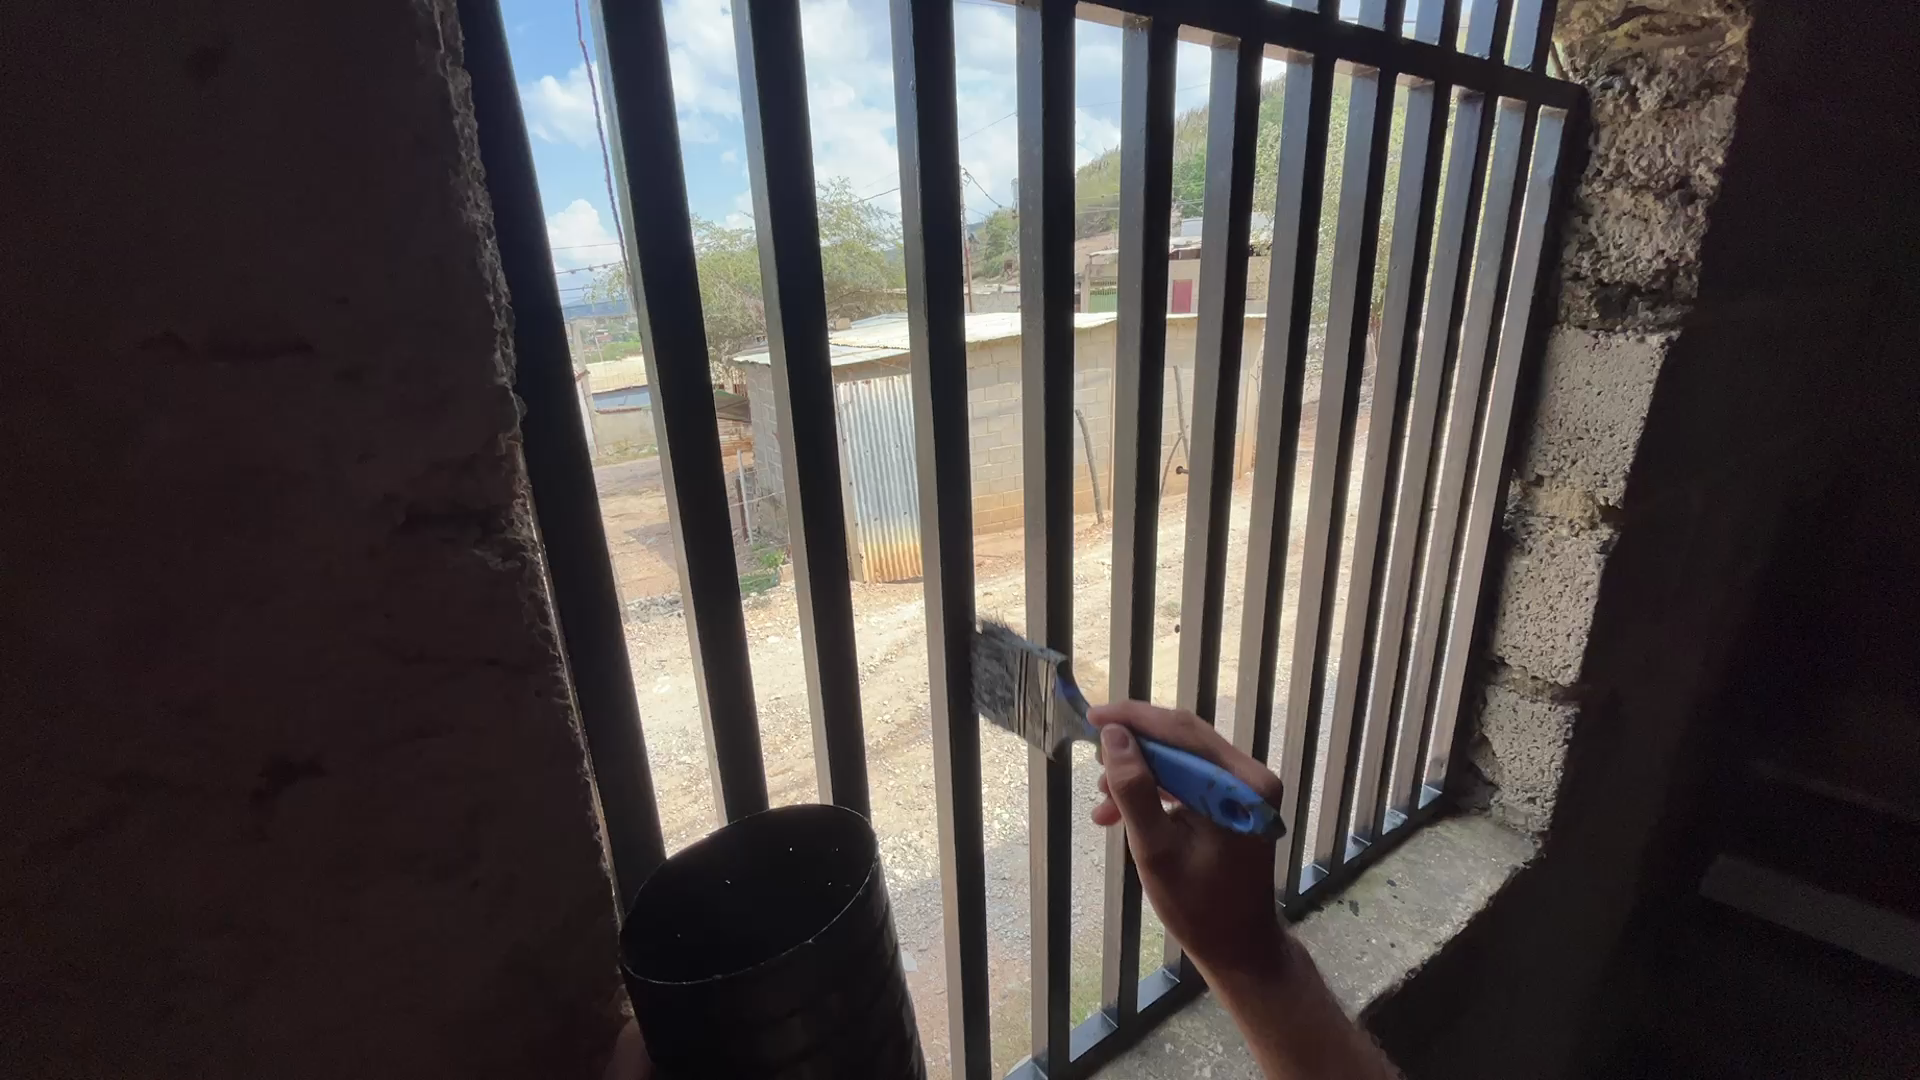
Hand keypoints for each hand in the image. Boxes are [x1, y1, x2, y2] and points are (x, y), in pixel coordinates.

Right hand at [1089, 701, 1288, 983]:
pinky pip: (1185, 775)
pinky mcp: (1231, 798)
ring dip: (1138, 771)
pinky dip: (1152, 787)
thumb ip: (1134, 789)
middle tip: (1094, 761)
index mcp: (1243, 784)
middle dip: (1133, 746)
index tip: (1092, 717)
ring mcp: (1243, 786)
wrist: (1238, 948)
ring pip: (1179, 756)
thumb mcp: (1155, 849)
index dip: (1134, 719)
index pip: (1182, 731)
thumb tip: (1113, 735)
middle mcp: (1249, 775)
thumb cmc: (1198, 906)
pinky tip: (1120, 809)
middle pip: (1181, 738)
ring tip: (1103, 798)